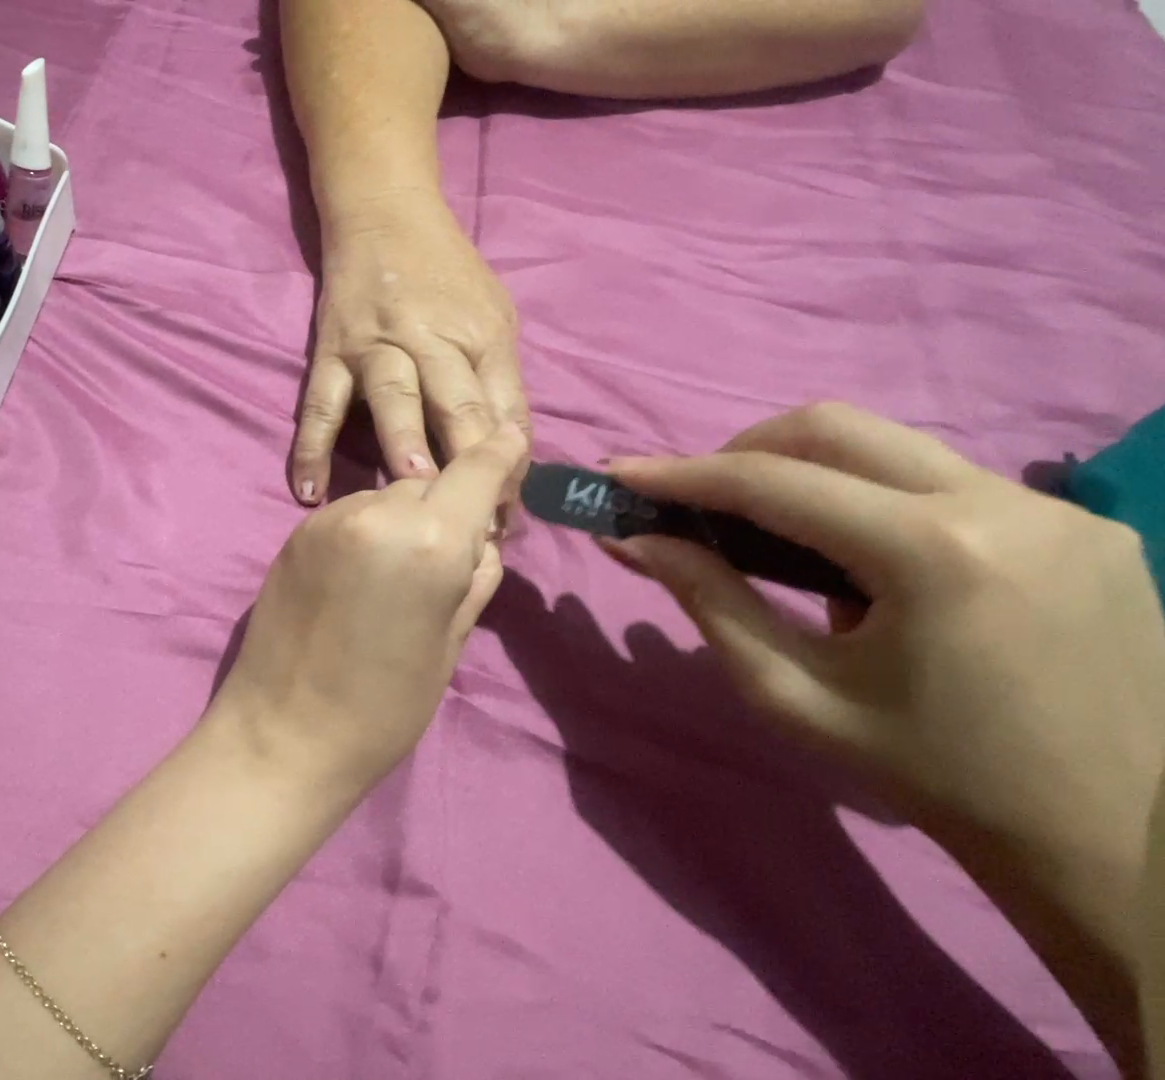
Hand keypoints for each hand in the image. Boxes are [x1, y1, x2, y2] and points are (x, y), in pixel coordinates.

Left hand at [222, 425, 526, 785]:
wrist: (281, 734)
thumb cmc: (382, 709)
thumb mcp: (449, 645)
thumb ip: (474, 578)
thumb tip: (483, 539)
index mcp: (430, 542)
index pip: (478, 469)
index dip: (500, 454)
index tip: (512, 442)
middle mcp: (377, 514)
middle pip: (430, 485)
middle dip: (447, 509)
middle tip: (448, 558)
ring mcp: (328, 520)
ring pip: (387, 497)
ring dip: (402, 521)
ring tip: (393, 578)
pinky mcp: (294, 535)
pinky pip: (349, 515)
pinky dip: (365, 532)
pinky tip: (357, 580)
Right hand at [292, 193, 527, 504]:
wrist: (385, 217)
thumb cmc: (447, 275)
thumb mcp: (492, 317)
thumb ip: (498, 382)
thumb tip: (506, 457)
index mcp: (483, 336)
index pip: (504, 410)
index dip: (510, 468)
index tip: (508, 521)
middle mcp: (434, 340)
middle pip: (457, 406)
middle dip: (468, 466)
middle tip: (472, 527)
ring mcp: (378, 345)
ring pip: (394, 398)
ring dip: (403, 445)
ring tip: (410, 497)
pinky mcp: (331, 351)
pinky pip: (320, 404)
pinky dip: (310, 446)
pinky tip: (308, 490)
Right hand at [606, 403, 1164, 1062]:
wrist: (1108, 833)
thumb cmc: (929, 772)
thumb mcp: (792, 693)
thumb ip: (710, 602)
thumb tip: (636, 541)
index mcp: (932, 555)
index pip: (774, 483)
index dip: (684, 474)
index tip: (621, 475)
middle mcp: (1003, 503)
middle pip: (835, 428)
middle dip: (742, 452)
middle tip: (694, 502)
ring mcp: (1055, 506)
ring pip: (890, 444)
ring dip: (807, 470)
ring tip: (766, 530)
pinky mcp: (1082, 520)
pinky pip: (942, 478)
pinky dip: (871, 496)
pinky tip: (858, 559)